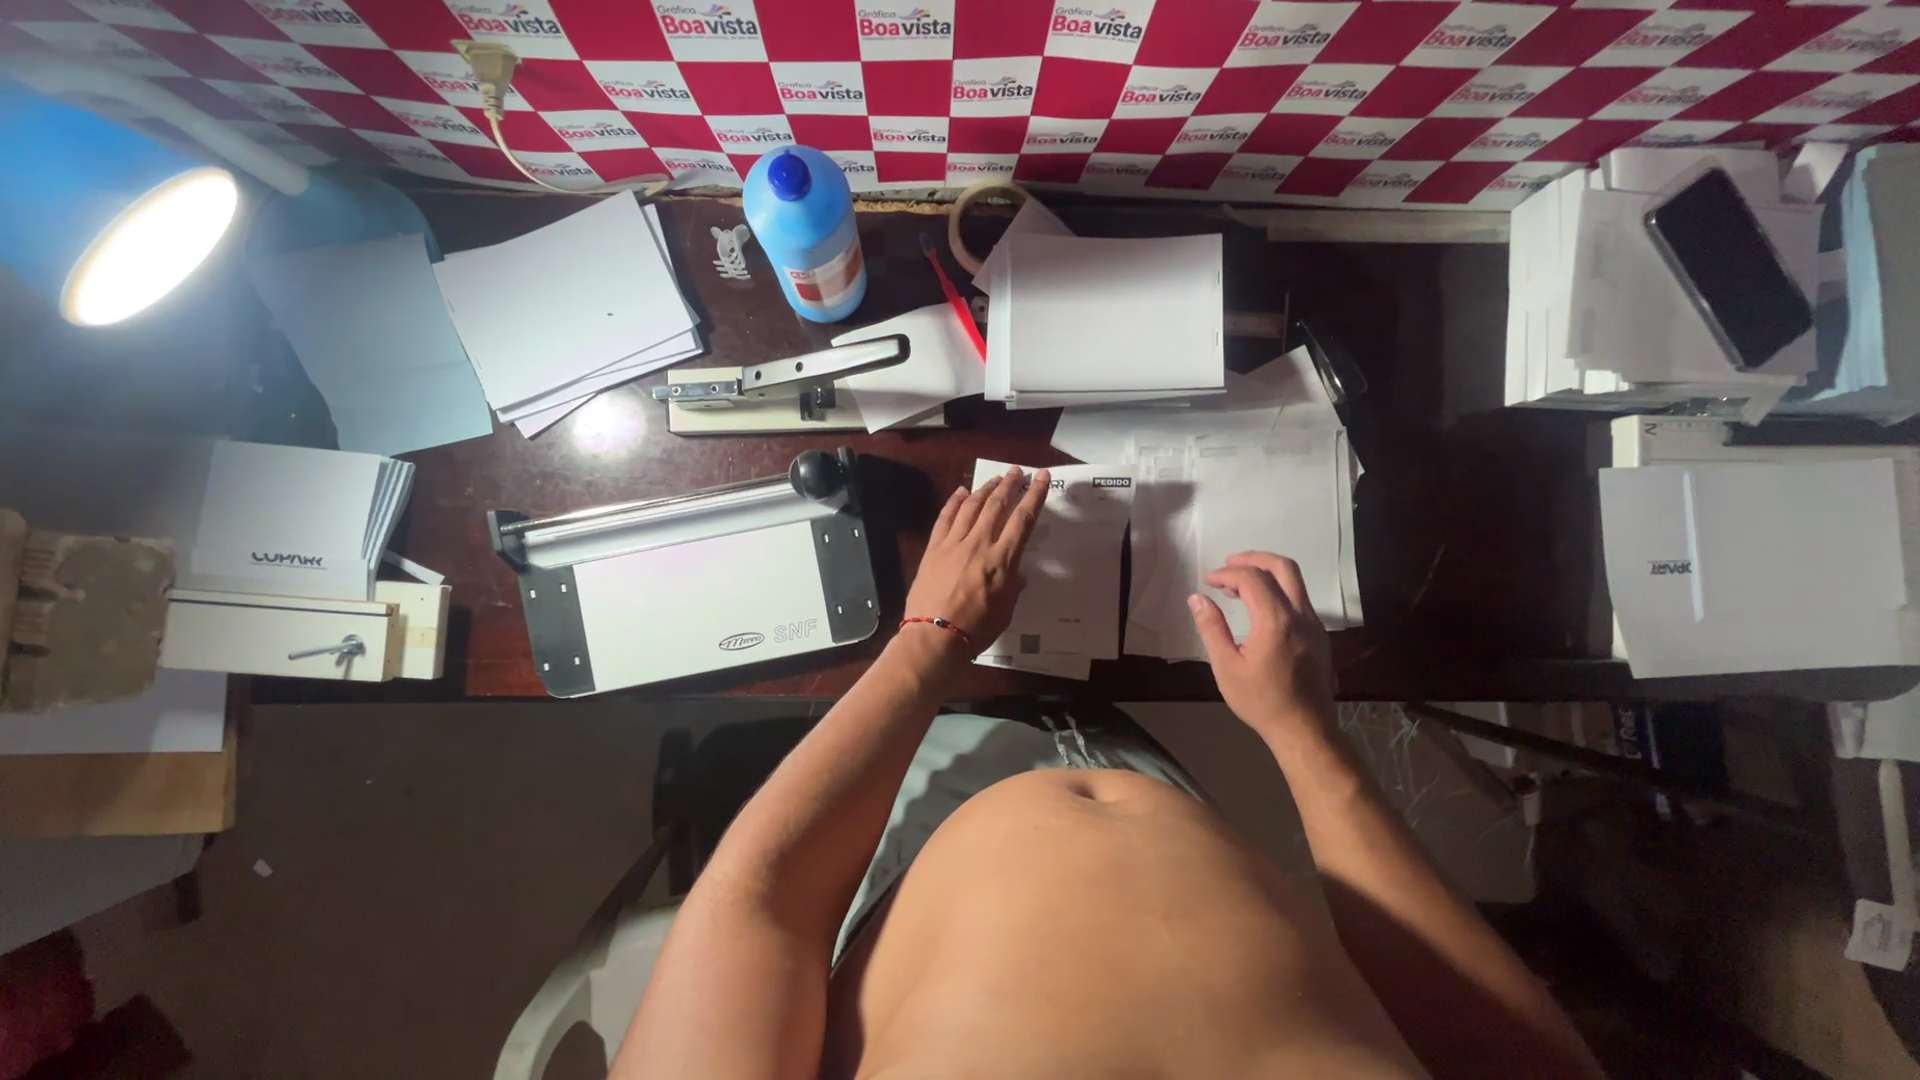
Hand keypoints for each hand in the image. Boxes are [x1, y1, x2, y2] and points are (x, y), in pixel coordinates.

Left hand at [903, 465, 1049, 661]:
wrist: (934, 636)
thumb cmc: (976, 629)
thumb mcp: (1006, 611)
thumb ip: (1012, 588)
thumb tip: (1017, 575)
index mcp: (1003, 560)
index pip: (1022, 519)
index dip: (1034, 495)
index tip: (1040, 477)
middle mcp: (980, 544)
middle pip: (997, 505)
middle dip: (1009, 485)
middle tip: (1016, 472)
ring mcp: (954, 543)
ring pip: (972, 506)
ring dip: (985, 489)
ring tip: (994, 479)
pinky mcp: (934, 548)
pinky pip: (945, 518)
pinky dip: (954, 502)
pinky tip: (961, 493)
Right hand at [1188, 552, 1336, 747]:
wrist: (1304, 728)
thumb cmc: (1261, 701)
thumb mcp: (1226, 667)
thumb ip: (1212, 628)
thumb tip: (1198, 598)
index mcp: (1276, 621)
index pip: (1252, 578)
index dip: (1227, 573)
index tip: (1208, 582)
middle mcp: (1300, 615)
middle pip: (1283, 567)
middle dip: (1253, 559)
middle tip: (1229, 565)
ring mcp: (1315, 624)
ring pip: (1296, 581)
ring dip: (1267, 573)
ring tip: (1240, 584)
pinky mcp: (1319, 635)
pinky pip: (1300, 599)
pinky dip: (1278, 590)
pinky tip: (1259, 607)